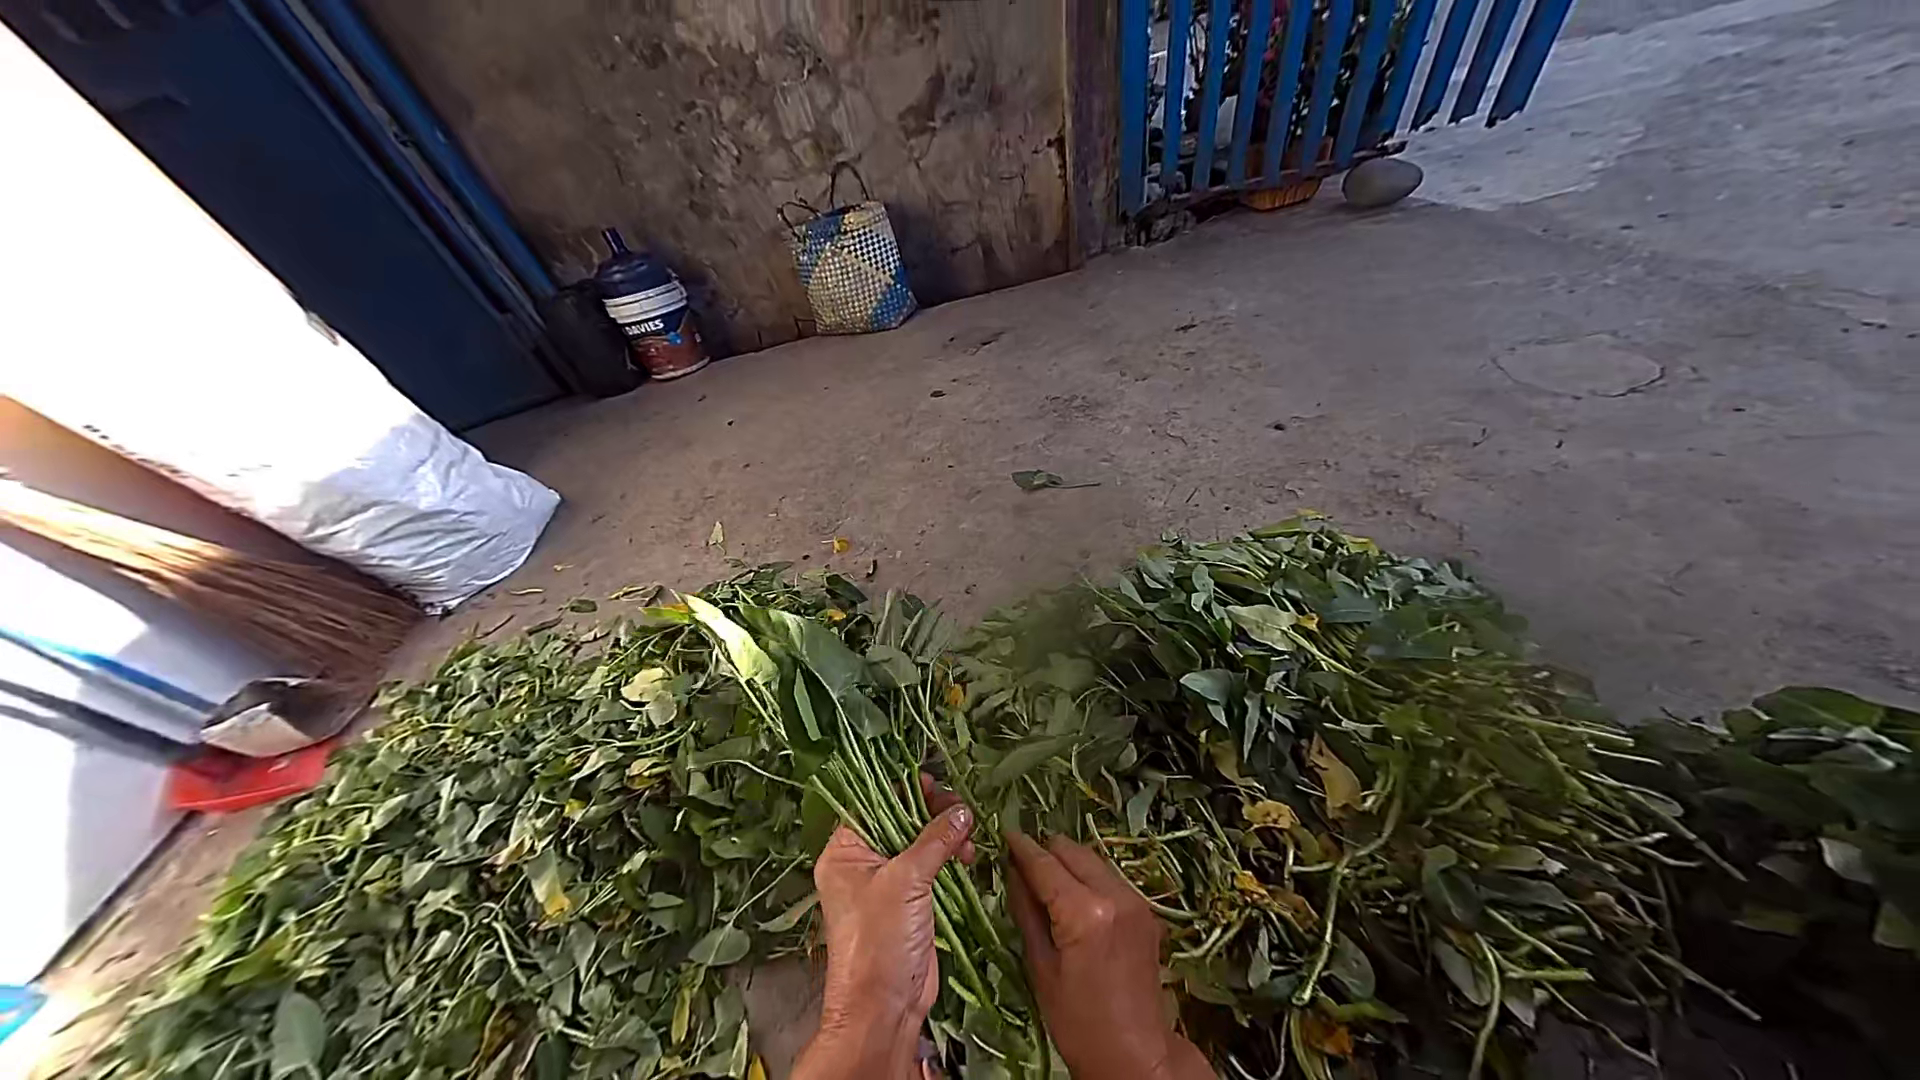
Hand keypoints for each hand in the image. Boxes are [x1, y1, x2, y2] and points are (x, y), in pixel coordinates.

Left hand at [791, 778, 974, 1079]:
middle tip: (960, 812)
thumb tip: (963, 810)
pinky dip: (949, 858)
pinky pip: (930, 866)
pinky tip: (967, 857)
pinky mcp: (908, 900)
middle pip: (899, 819)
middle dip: (932, 813)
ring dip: (946, 836)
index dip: (904, 789)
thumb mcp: (906, 880)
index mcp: (846, 849)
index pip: (873, 801)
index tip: (935, 784)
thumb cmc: (880, 940)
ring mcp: (886, 881)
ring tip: (968, 841)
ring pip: (918, 842)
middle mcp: (862, 861)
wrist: (883, 1010)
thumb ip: (935, 839)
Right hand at [1006, 832, 1214, 1079]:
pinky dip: (1087, 876)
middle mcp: (1114, 894)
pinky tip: (1073, 896)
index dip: (1021, 846)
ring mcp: (1134, 899)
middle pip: (1071, 849)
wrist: (1138, 1058)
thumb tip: (1011, 870)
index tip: (1004, 834)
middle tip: (1021, 862)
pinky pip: (1108, 875)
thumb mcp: (1041, 968)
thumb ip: (1025, 910)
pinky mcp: (1145, 909)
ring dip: (1067, 861)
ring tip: (1045, 879)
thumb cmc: (1079, 1022)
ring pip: (1091, 858)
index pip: (1045, 863)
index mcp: (1084, 912)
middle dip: (1044, 851)